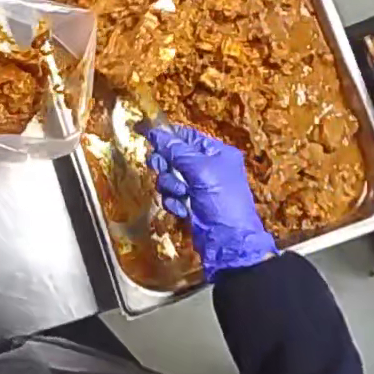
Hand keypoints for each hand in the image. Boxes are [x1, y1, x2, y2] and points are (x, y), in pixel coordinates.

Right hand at [146, 125, 276, 279]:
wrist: (228, 241)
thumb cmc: (221, 201)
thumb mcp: (200, 171)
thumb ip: (176, 150)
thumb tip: (156, 132)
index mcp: (216, 152)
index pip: (186, 136)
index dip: (167, 136)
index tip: (145, 134)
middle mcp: (207, 166)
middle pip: (173, 156)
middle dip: (166, 164)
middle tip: (161, 169)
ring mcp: (197, 186)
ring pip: (168, 176)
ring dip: (170, 186)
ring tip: (181, 195)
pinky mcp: (189, 203)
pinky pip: (170, 195)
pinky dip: (173, 202)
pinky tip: (182, 210)